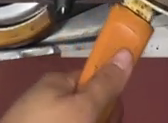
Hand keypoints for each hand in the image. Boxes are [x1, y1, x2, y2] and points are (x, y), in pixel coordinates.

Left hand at [0, 51, 133, 122]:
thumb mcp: (82, 107)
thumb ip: (105, 84)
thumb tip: (126, 51)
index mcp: (57, 83)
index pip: (93, 79)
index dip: (108, 97)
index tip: (114, 117)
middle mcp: (48, 100)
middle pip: (87, 106)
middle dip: (99, 119)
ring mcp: (40, 120)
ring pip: (76, 120)